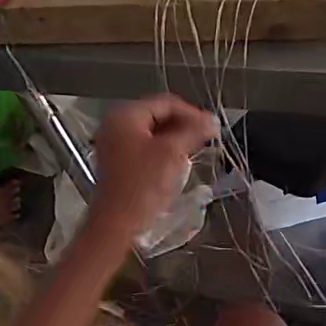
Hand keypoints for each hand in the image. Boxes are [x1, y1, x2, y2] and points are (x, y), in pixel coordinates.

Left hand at [87, 95, 215, 241]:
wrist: (117, 222)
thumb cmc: (142, 185)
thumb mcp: (172, 153)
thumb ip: (193, 131)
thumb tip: (211, 121)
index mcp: (125, 115)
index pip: (165, 103)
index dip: (192, 113)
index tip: (212, 126)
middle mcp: (115, 124)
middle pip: (157, 115)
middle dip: (184, 124)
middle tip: (206, 137)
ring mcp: (113, 143)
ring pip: (151, 131)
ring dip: (175, 137)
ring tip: (196, 148)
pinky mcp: (116, 161)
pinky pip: (144, 146)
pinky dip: (162, 149)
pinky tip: (178, 160)